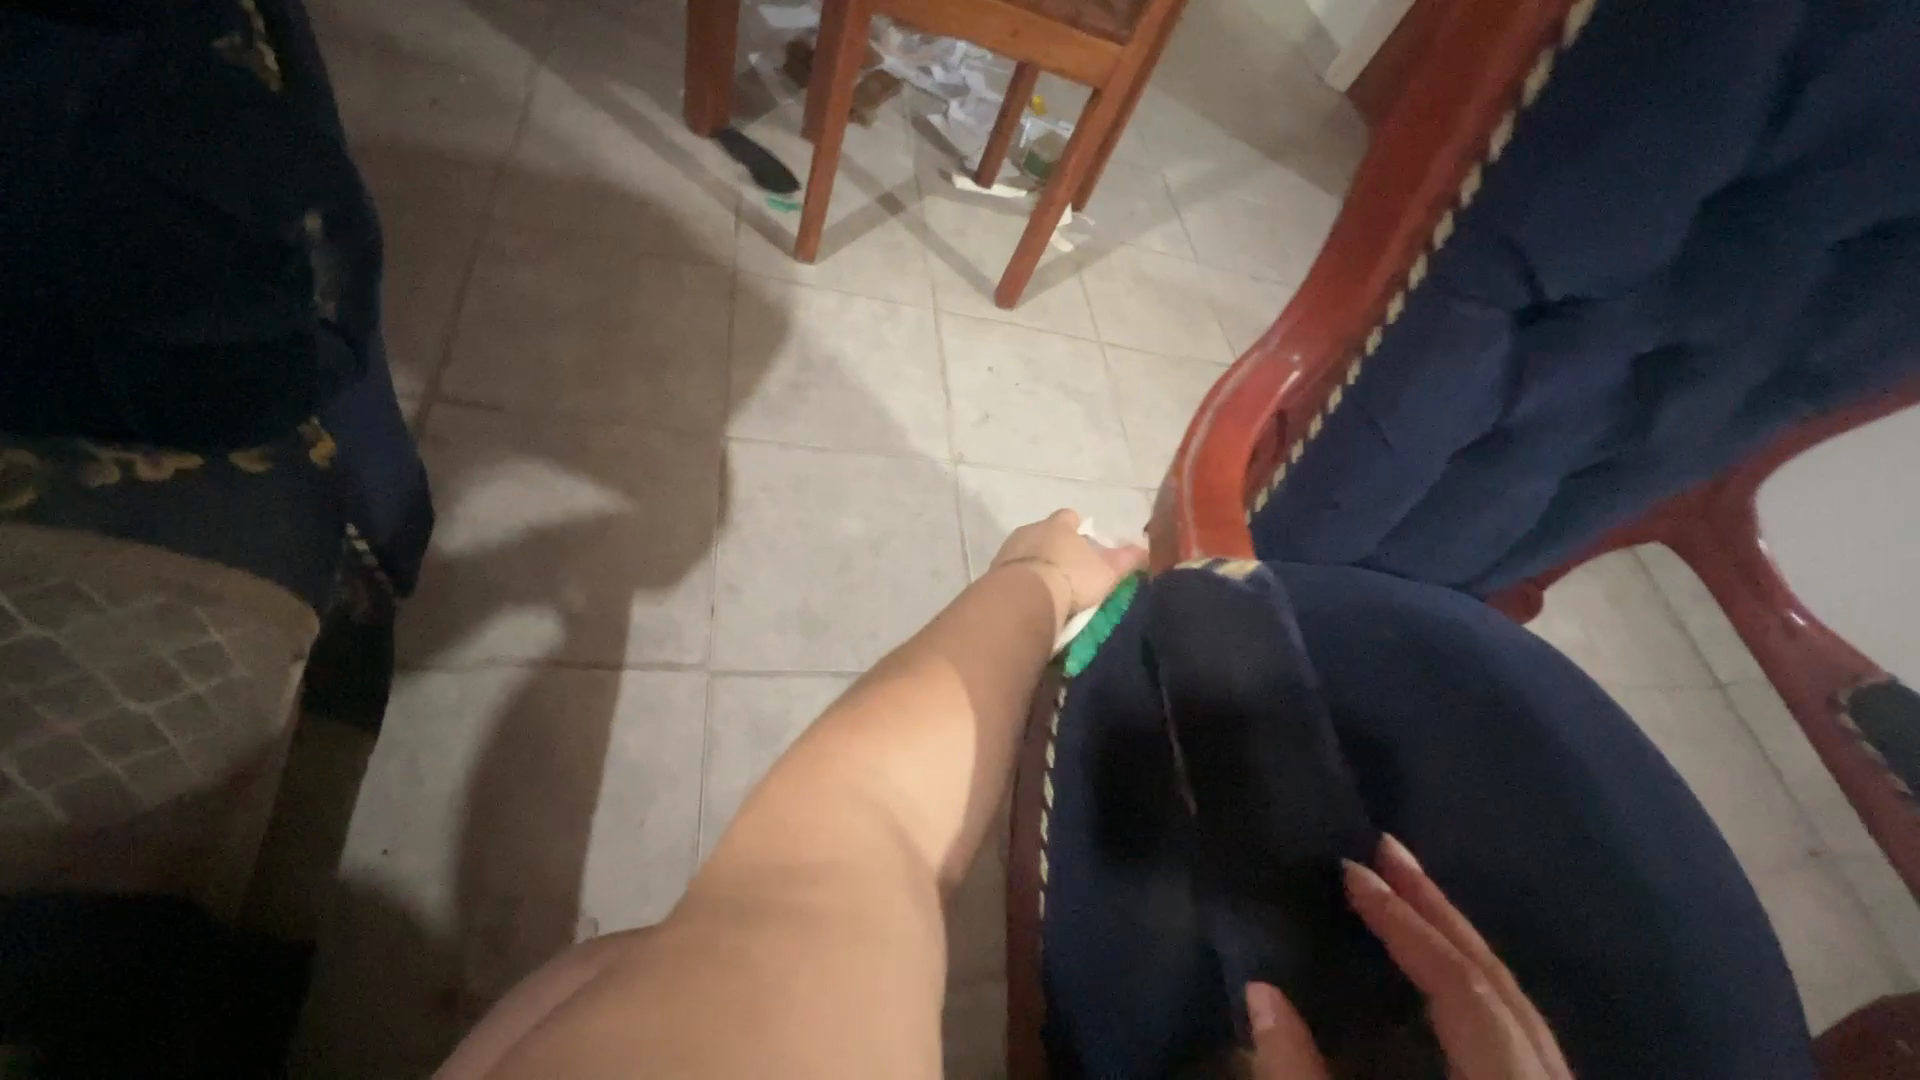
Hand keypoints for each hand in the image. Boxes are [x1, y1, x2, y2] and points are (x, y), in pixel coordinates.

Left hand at [989, 509, 1145, 630]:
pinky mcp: (993, 573)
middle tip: (1067, 569)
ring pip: (1024, 552)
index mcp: (1057, 525)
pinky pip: (1010, 573)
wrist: (1024, 598)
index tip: (1083, 540)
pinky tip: (1029, 598)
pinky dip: (1020, 581)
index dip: (1076, 527)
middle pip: (1043, 533)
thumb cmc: (1071, 578)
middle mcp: (1030, 530)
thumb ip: (1126, 560)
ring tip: (1047, 587)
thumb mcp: (1107, 571)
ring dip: (1034, 564)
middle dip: (1053, 547)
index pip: (1068, 517)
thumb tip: (1145, 550)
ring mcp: (1008, 550)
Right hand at [1245, 835, 1571, 1079]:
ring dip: (1457, 938)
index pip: (1461, 989)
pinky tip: (1434, 965)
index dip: (1406, 926)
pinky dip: (1472, 980)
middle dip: (1438, 909)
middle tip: (1387, 847)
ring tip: (1406, 888)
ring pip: (1516, 1002)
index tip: (1353, 873)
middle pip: (1498, 983)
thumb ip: (1300, 1075)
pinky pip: (1514, 1026)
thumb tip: (1260, 992)